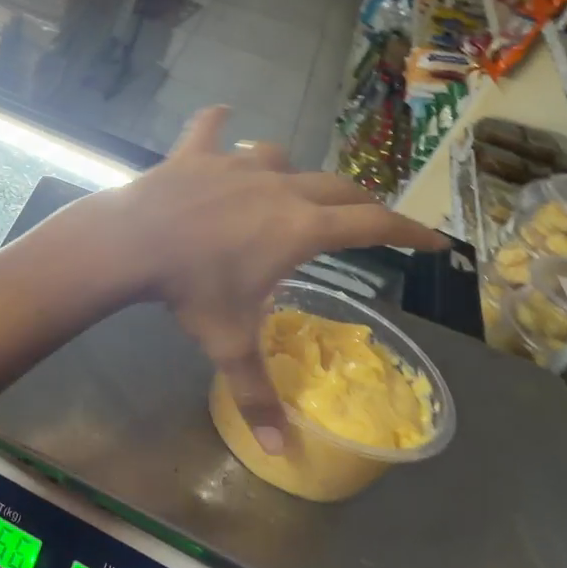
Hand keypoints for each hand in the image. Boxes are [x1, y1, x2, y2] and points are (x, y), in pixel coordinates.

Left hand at [56, 107, 446, 453]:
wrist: (131, 240)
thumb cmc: (189, 289)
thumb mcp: (228, 343)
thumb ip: (257, 393)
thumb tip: (281, 453)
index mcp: (301, 228)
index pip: (374, 226)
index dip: (410, 231)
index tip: (435, 239)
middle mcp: (278, 187)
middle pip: (336, 187)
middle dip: (360, 203)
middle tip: (370, 219)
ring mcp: (233, 165)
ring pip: (278, 156)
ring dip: (292, 169)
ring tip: (294, 182)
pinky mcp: (192, 154)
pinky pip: (209, 128)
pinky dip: (216, 123)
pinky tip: (221, 114)